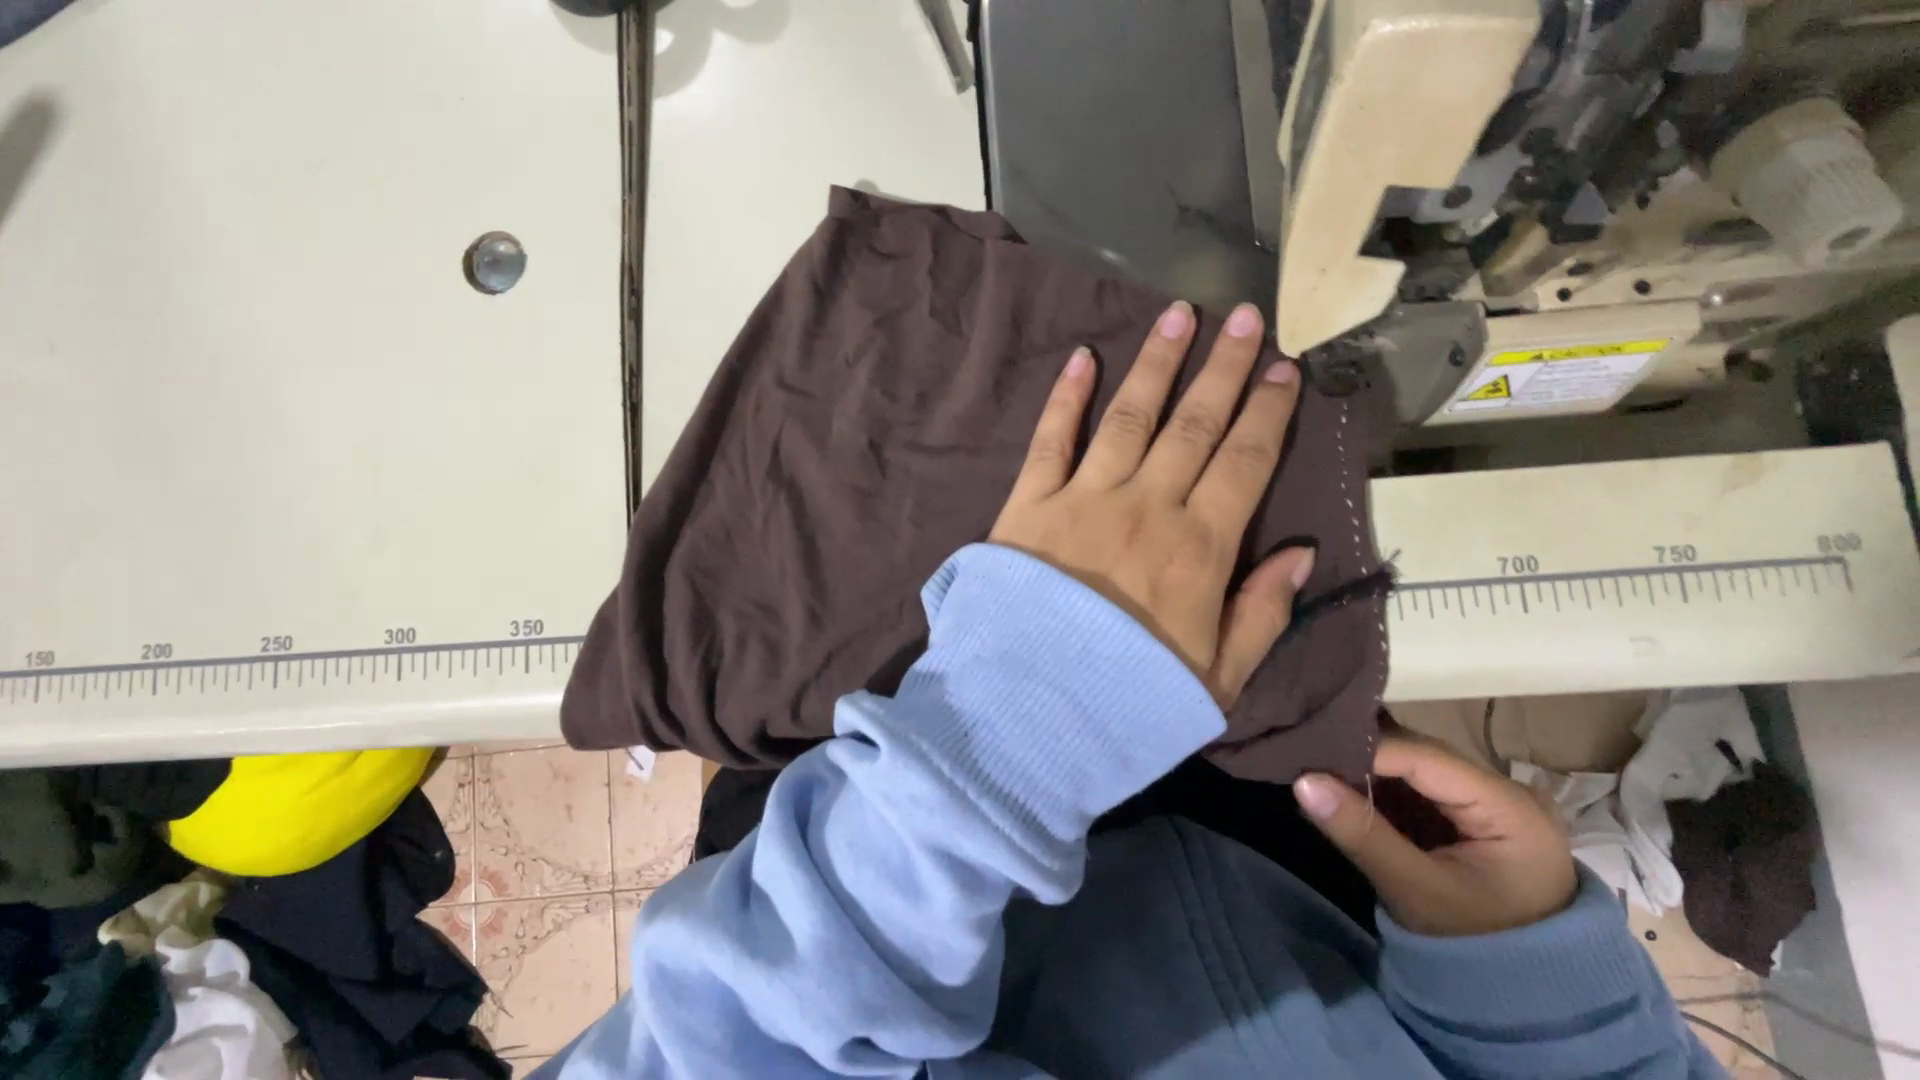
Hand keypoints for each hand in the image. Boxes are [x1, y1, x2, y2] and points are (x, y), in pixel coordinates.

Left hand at [989, 300, 1309, 704]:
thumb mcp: (1217, 678)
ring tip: (1179, 314)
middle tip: (1246, 316)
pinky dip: (1066, 397)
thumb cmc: (1129, 699)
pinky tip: (1081, 357)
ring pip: (1130, 417)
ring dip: (1156, 363)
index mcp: (1198, 548)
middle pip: (1194, 424)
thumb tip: (1299, 554)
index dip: (1270, 412)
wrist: (1030, 712)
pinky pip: (1050, 440)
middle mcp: (1145, 507)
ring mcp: (1083, 500)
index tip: (1287, 369)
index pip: (1245, 462)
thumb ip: (1262, 614)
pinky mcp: (1028, 505)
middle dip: (1224, 367)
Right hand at [1294, 734, 1577, 935]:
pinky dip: (1383, 787)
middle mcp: (1507, 789)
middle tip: (1306, 757)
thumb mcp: (1415, 890)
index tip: (1309, 753)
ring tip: (1319, 769)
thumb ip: (1361, 833)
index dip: (1366, 748)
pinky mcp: (1474, 812)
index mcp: (1510, 805)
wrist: (1521, 990)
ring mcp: (1493, 799)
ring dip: (1369, 769)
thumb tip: (1302, 781)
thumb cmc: (1475, 941)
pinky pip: (1421, 785)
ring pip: (1418, 766)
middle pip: (1423, 754)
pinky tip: (1346, 787)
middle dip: (1364, 755)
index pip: (1426, 756)